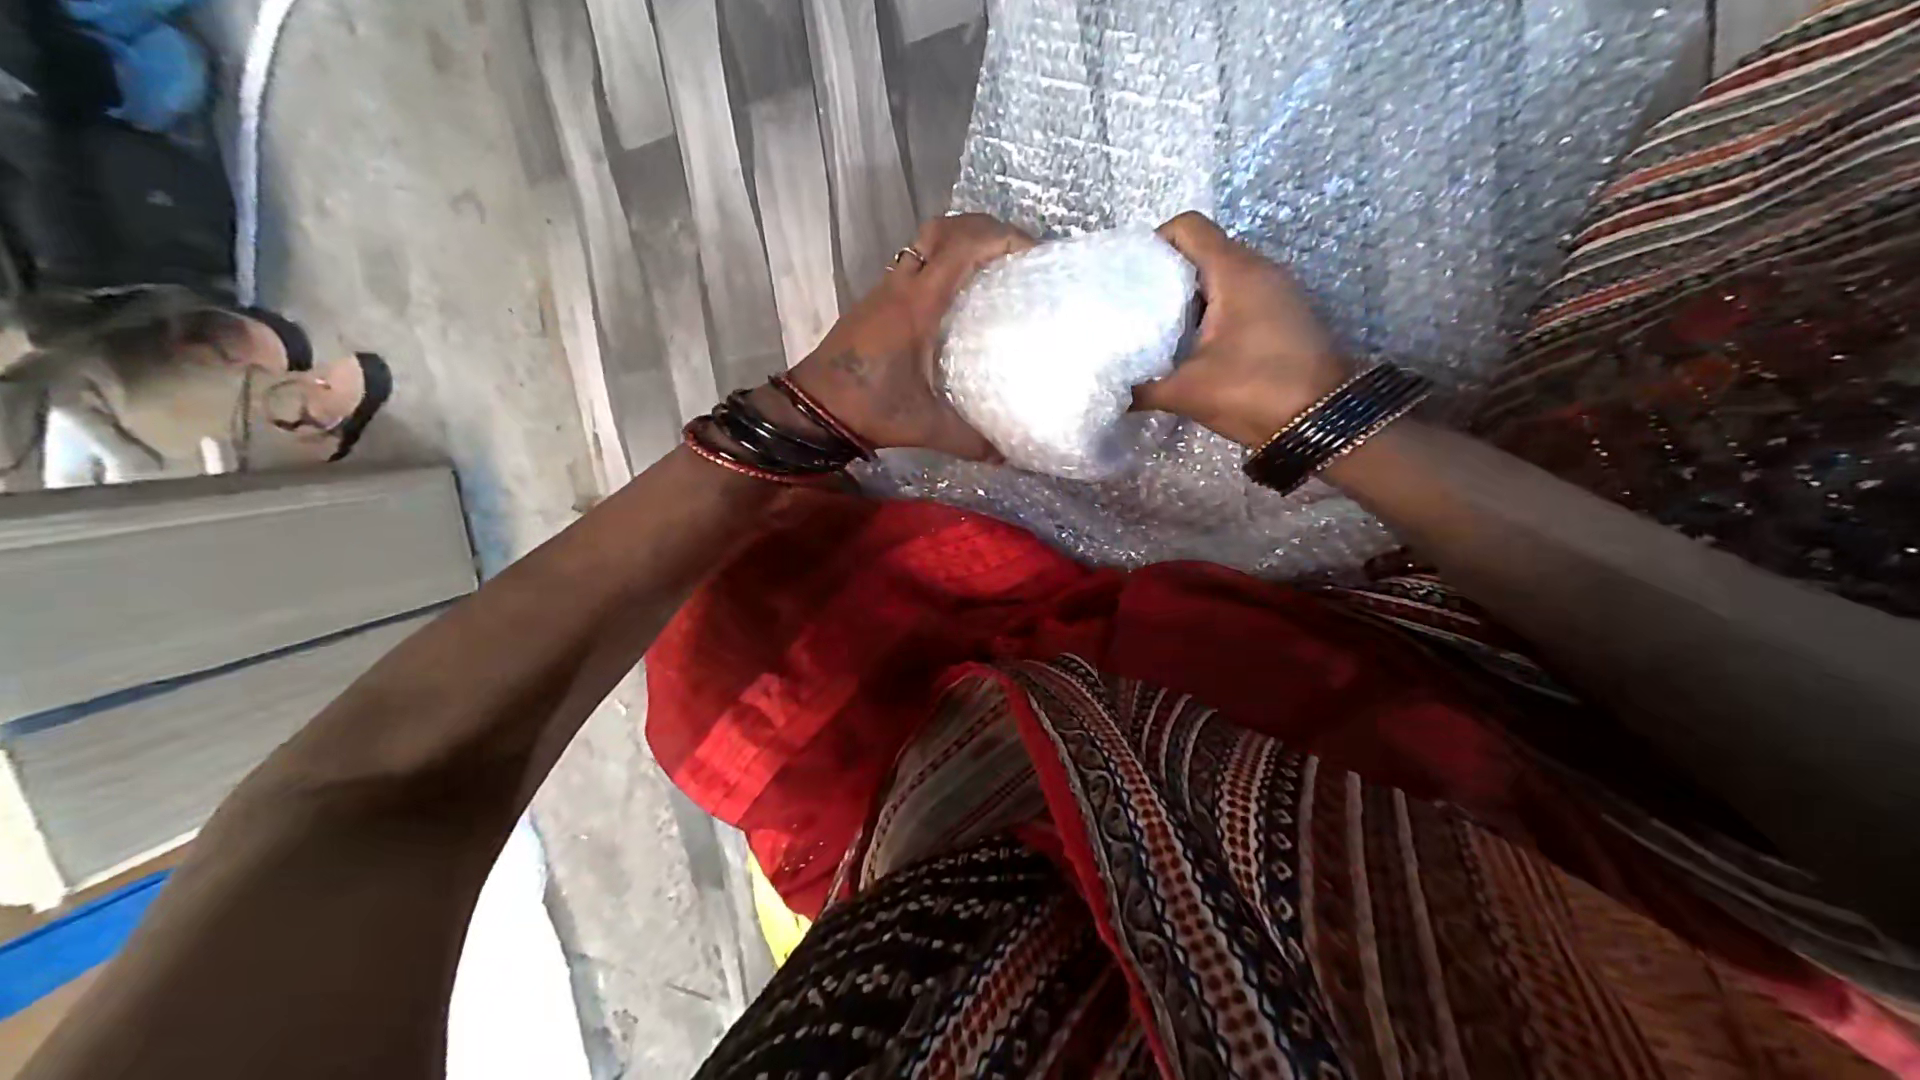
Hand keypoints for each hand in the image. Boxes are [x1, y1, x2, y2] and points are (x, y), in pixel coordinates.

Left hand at [786, 214, 1036, 459]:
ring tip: (993, 264)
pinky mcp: (875, 302)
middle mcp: (900, 286)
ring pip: (924, 241)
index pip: (962, 247)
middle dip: (984, 228)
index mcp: (916, 305)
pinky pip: (913, 263)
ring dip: (959, 241)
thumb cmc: (868, 409)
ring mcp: (884, 290)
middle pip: (942, 229)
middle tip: (1015, 250)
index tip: (1033, 251)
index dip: (1002, 237)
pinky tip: (958, 293)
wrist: (812, 408)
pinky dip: (941, 261)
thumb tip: (1007, 455)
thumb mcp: (925, 426)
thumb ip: (970, 440)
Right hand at [1132, 211, 1350, 446]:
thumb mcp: (1188, 392)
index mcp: (1234, 272)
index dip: (1152, 242)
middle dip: (1163, 274)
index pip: (1187, 227)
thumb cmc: (1253, 391)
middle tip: (1133, 307)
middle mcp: (1257, 269)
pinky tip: (1188, 345)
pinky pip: (1236, 296)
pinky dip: (1209, 311)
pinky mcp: (1281, 313)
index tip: (1128, 277)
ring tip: (1155, 329)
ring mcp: (1274, 290)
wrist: (1323, 420)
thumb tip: (1111, 393)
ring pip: (1219, 276)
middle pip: (1201, 250)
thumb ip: (1143, 389)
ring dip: (1186, 297)